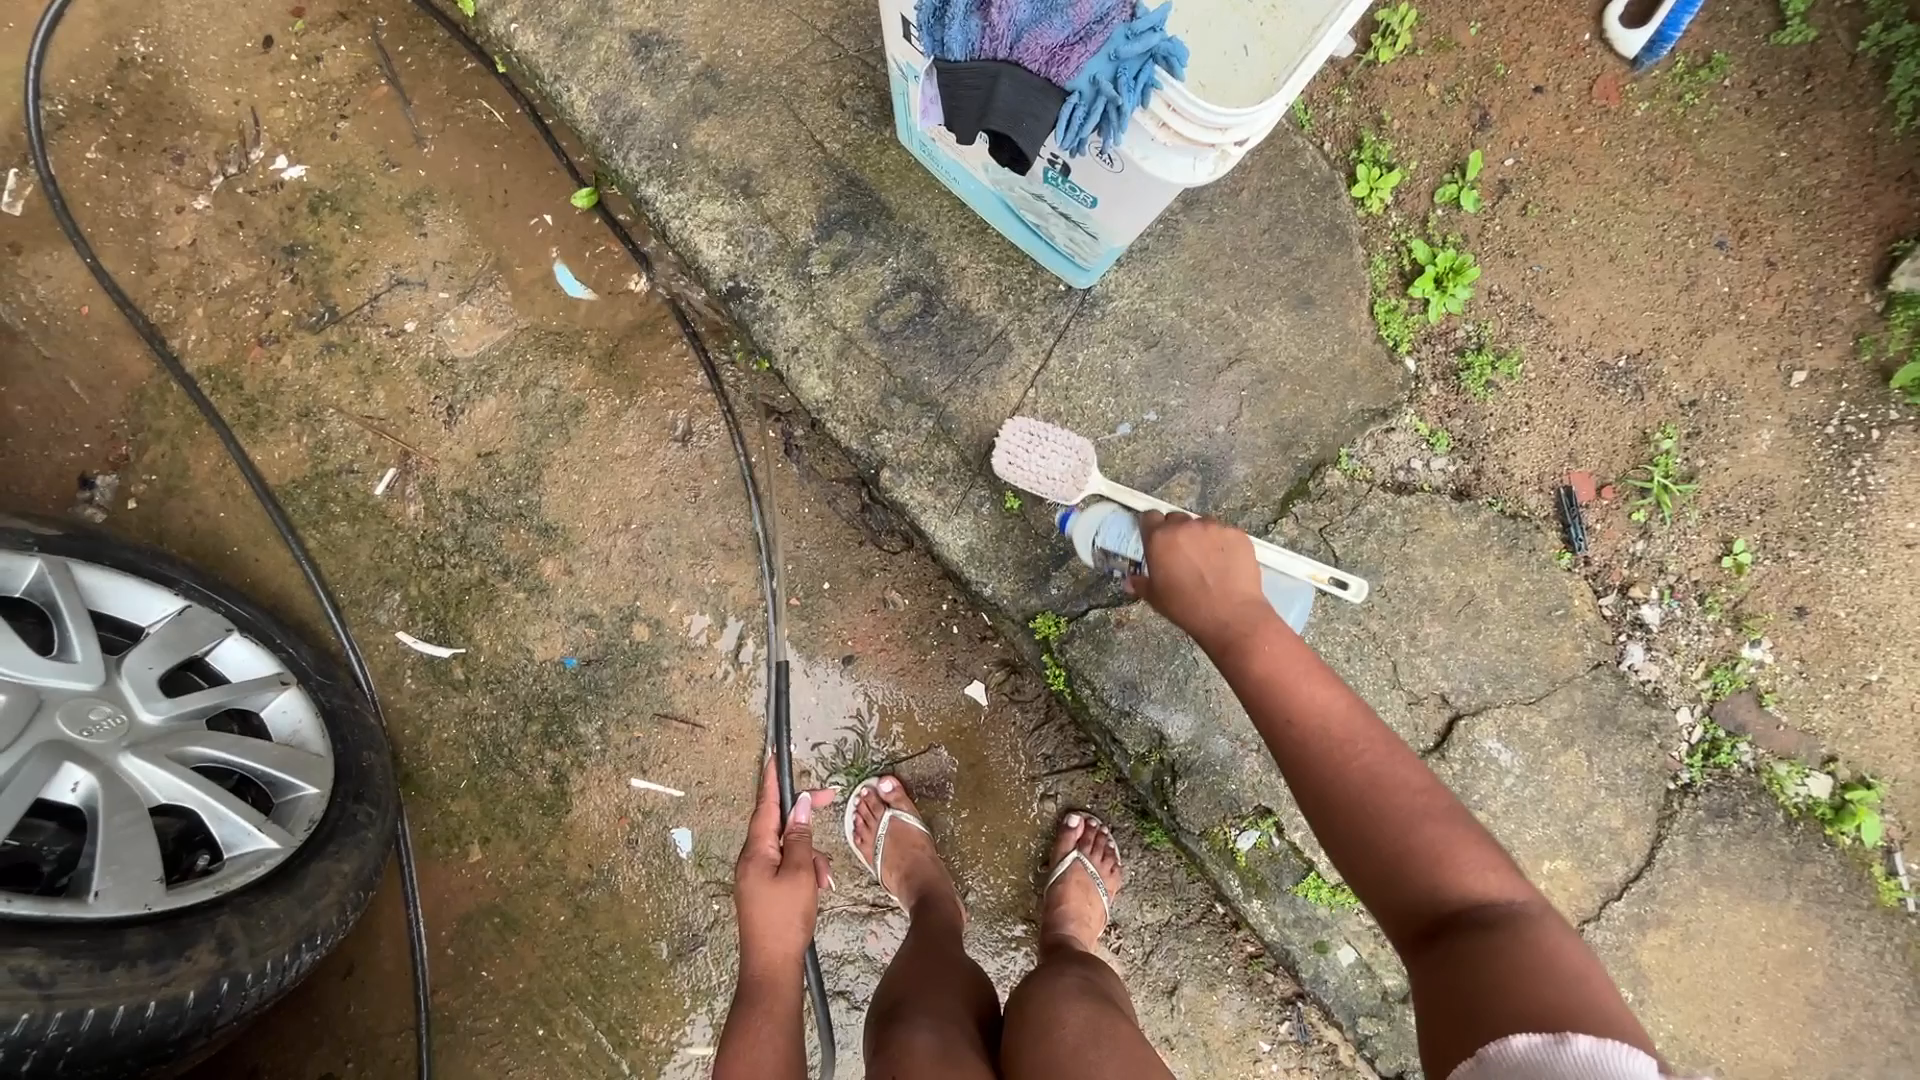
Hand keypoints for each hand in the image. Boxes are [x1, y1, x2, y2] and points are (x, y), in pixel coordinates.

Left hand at [733, 758, 834, 978]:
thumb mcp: (799, 872)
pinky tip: (817, 887)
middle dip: (805, 817)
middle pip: (780, 823)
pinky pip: (787, 866)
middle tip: (830, 798)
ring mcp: (757, 875)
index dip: (772, 779)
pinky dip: (804, 870)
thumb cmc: (785, 918)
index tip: (775, 756)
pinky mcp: (765, 889)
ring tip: (822, 878)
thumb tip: (799, 805)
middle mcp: (752, 858)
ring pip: (788, 847)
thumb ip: (800, 836)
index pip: (765, 804)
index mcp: (755, 850)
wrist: (771, 968)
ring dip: (809, 853)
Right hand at [1128, 511, 1278, 651]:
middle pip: (1176, 518)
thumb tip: (1130, 581)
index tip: (1156, 540)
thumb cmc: (1186, 607)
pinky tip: (1225, 564)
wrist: (1229, 615)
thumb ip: (1141, 583)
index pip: (1150, 517)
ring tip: (1206, 560)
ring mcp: (1213, 527)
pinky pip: (1225, 533)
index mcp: (1159, 538)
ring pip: (1202, 524)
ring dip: (1200, 536)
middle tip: (1181, 554)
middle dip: (1176, 532)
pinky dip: (1223, 544)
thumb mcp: (1155, 598)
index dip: (1152, 527)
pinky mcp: (1236, 534)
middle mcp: (1185, 526)